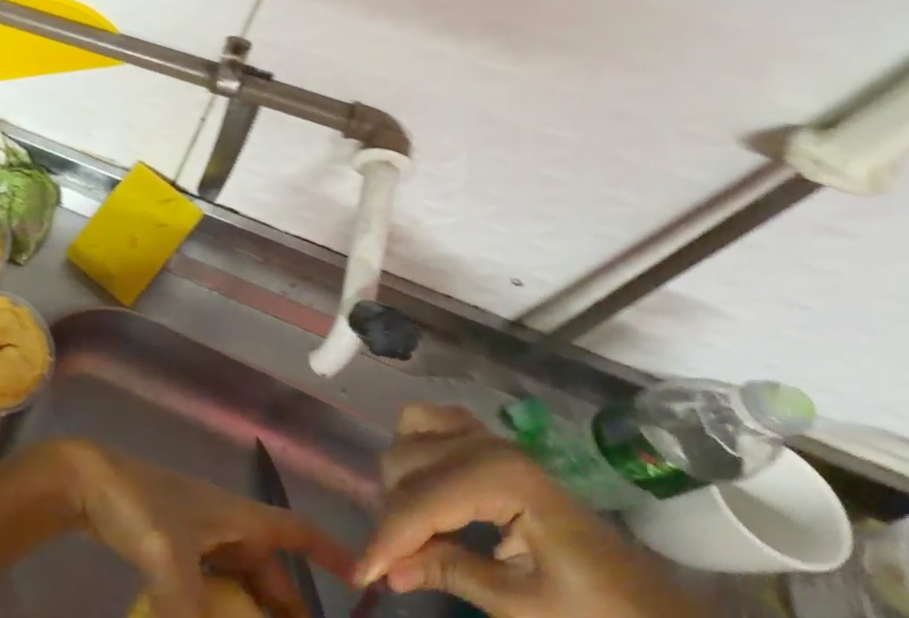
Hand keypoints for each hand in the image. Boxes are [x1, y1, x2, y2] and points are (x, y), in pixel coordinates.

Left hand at [54, 440, 354, 617]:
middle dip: (286, 607)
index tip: (363, 579)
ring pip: (238, 578)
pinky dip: (217, 603)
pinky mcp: (170, 542)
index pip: (298, 533)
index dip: (330, 554)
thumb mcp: (169, 558)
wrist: (82, 479)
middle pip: (269, 572)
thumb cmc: (136, 504)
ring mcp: (196, 533)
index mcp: (238, 516)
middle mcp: (225, 523)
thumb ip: (192, 608)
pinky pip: (208, 580)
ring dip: (250, 607)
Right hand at [355, 404, 712, 617]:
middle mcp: (490, 445)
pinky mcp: (497, 449)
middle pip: (406, 463)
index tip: (364, 576)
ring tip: (411, 529)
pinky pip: (435, 423)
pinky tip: (421, 484)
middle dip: (394, 514)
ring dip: (401, 480)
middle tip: (397, 564)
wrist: (658, 611)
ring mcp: (493, 441)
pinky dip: (417, 447)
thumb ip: (449, 573)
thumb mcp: (524, 605)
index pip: (421, 503)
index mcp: (502, 479)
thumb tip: (385, 570)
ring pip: (411, 435)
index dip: (387, 540)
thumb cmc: (598, 612)